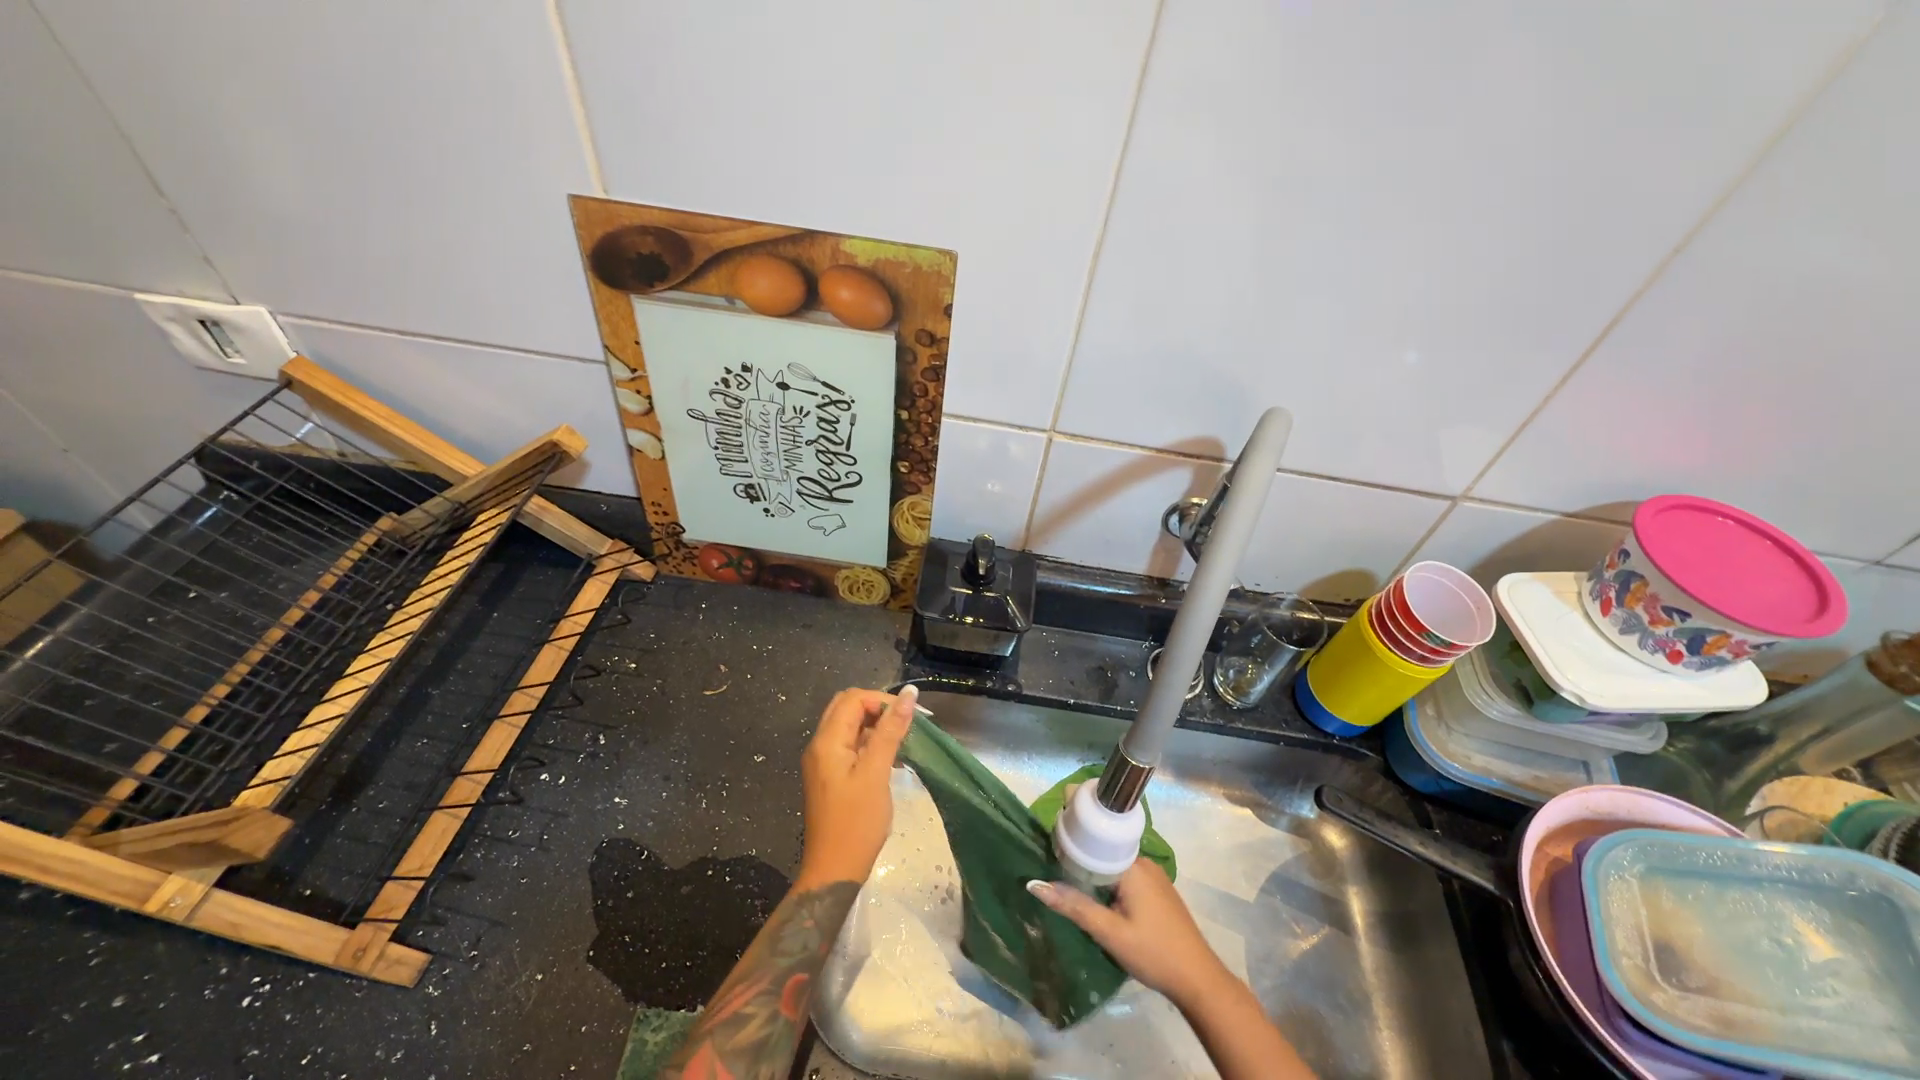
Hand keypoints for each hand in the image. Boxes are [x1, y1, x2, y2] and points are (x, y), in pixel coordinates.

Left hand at [795, 685, 916, 887]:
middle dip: (879, 710)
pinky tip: (893, 760)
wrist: (834, 870)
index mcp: (826, 741)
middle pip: (848, 708)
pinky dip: (871, 745)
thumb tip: (908, 694)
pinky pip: (850, 747)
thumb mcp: (876, 773)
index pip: (854, 699)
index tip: (913, 715)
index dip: (883, 700)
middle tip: (908, 724)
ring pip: (849, 728)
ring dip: (877, 727)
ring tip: (905, 742)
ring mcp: (823, 762)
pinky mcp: (831, 777)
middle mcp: (820, 746)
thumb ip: (890, 731)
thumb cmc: (857, 822)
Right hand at [1028, 857, 1232, 1008]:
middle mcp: (1144, 863)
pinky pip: (1126, 879)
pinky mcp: (1158, 892)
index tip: (1044, 855)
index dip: (1067, 848)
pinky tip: (1097, 903)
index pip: (1092, 845)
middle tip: (1050, 874)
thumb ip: (1074, 906)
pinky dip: (1108, 886)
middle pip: (1102, 856)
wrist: (1197, 979)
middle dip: (1078, 865)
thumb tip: (1035, 884)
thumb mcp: (1109, 932)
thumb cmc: (1153, 953)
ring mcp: (1154, 877)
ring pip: (1113, 869)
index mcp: (1132, 866)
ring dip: (1093, 878)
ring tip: (1066, 888)